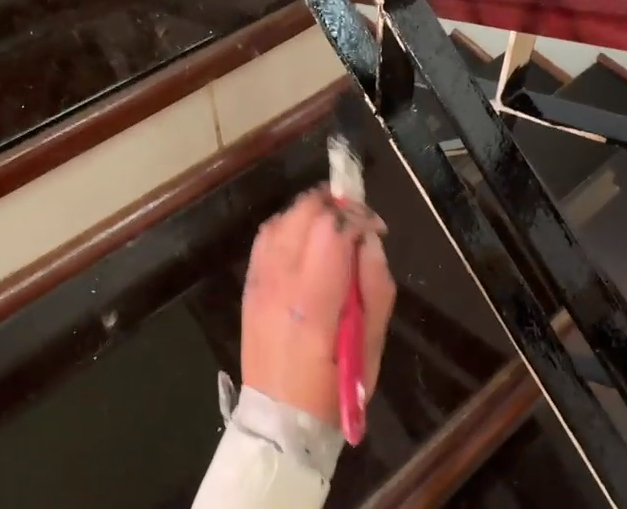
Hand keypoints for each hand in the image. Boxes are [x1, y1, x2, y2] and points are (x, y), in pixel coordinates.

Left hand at [240, 187, 395, 426]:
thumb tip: (370, 241)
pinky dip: (289, 226)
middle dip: (335, 205)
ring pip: (282, 218)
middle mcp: (278, 281)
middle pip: (303, 212)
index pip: (331, 228)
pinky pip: (266, 237)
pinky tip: (306, 240)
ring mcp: (258, 282)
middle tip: (357, 222)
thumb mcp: (372, 345)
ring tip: (334, 228)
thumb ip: (375, 286)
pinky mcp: (249, 286)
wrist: (280, 422)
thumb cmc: (335, 389)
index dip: (358, 217)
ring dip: (311, 213)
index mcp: (312, 300)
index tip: (377, 229)